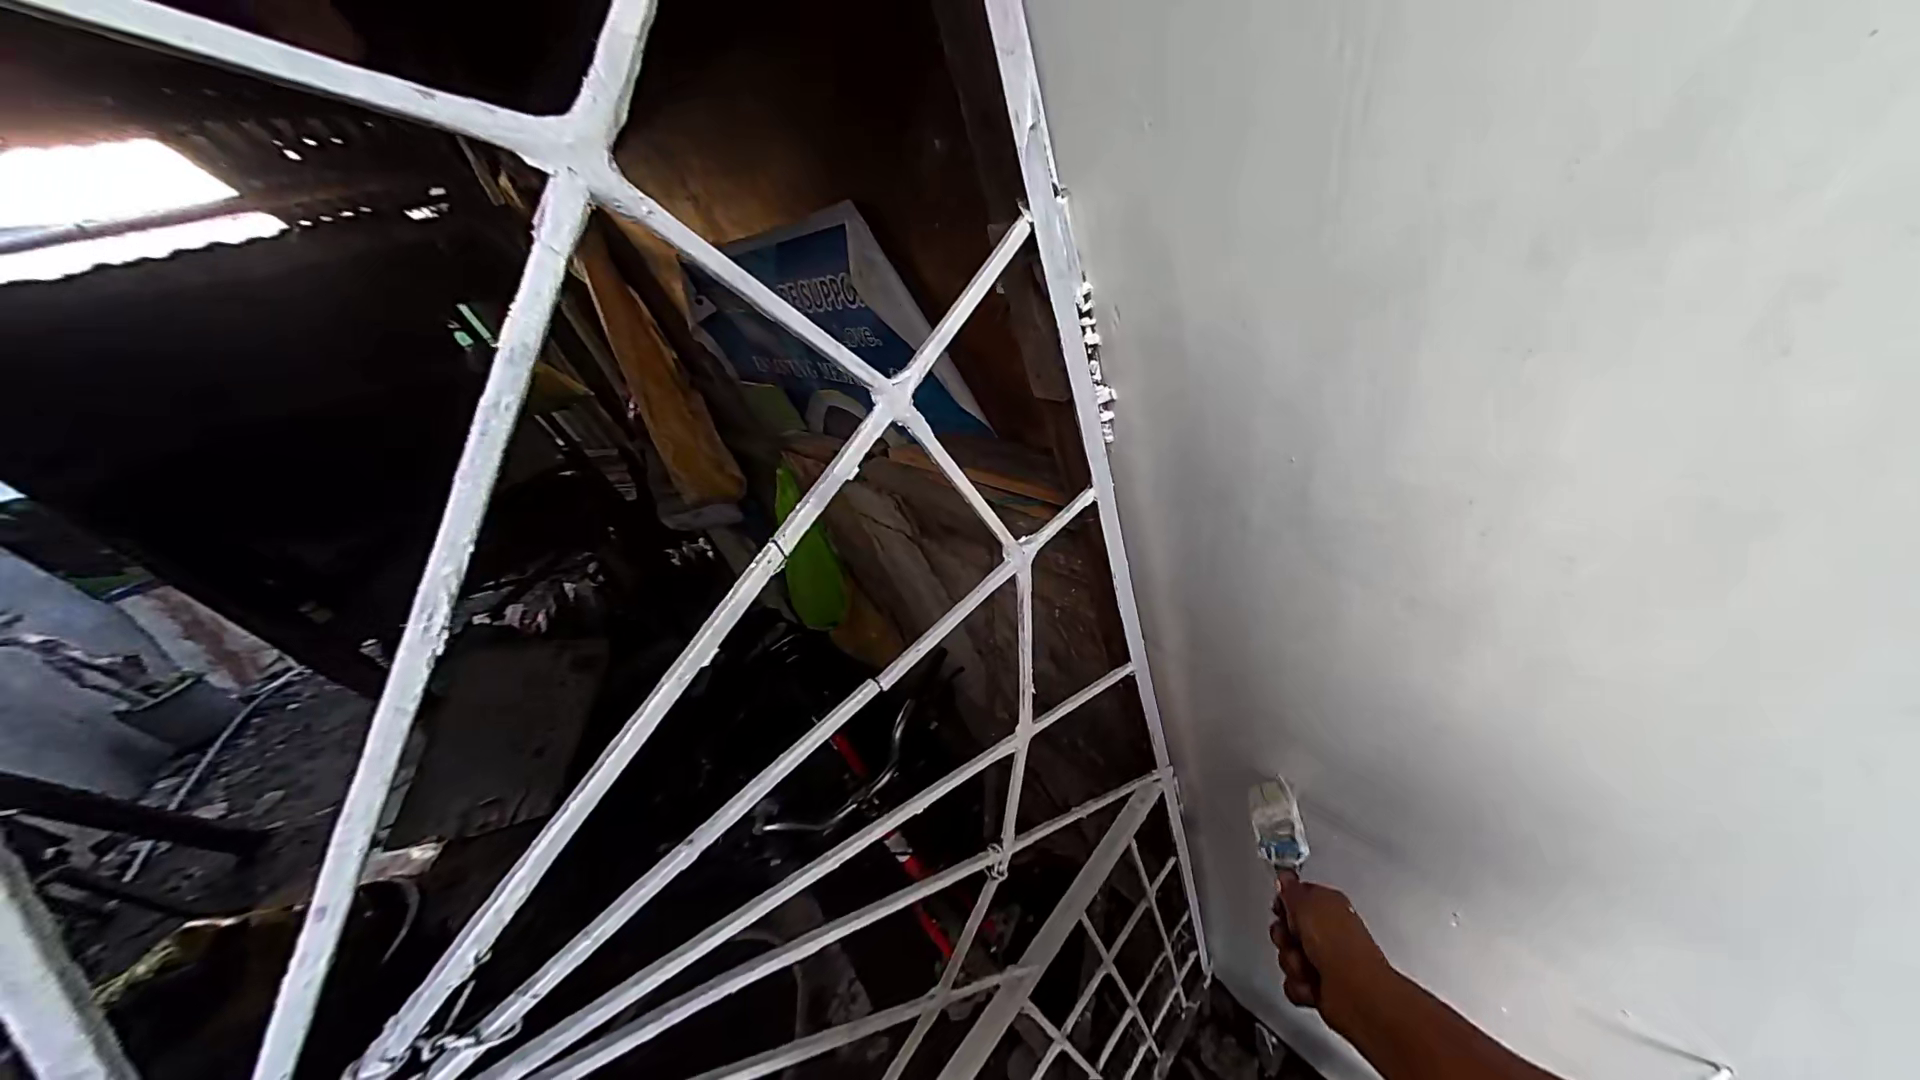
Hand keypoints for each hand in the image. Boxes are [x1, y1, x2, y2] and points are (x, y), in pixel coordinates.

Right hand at [1270, 871, 1393, 1032]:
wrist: (1355, 991)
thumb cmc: (1339, 944)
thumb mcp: (1306, 902)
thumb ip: (1291, 888)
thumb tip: (1285, 878)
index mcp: (1330, 907)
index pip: (1296, 899)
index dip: (1285, 905)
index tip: (1284, 910)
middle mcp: (1328, 934)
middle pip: (1285, 928)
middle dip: (1284, 936)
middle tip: (1296, 939)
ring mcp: (1324, 962)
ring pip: (1286, 956)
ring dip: (1292, 961)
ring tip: (1309, 965)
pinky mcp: (1320, 988)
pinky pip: (1292, 983)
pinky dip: (1299, 985)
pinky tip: (1313, 983)